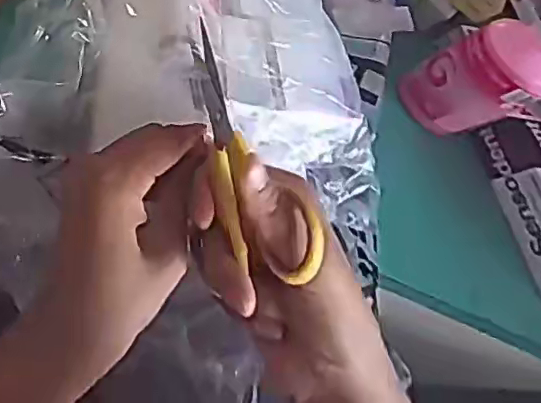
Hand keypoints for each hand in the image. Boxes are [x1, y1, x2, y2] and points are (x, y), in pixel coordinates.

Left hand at [30, 123, 214, 386]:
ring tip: (197, 184)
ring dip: (167, 157)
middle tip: (215, 172)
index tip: (228, 152)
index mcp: (113, 179)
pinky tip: (170, 189)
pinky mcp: (82, 180)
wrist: (65, 333)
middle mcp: (94, 162)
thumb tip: (204, 165)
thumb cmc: (118, 305)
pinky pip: (125, 159)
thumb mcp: (168, 253)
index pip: (166, 142)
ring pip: (139, 145)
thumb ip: (186, 199)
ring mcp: (83, 168)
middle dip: (184, 149)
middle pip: (151, 138)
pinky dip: (149, 166)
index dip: (198, 143)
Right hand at [196, 155, 405, 402]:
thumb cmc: (335, 314)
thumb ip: (271, 214)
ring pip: (210, 242)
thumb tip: (247, 160)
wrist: (336, 384)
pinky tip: (254, 316)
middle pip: (214, 206)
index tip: (204, 219)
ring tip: (254, 309)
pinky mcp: (237, 276)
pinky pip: (210, 271)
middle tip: (241, 284)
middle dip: (222, 250)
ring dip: (227, 278)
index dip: (210, 188)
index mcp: (285, 195)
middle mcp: (264, 212)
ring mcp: (250, 245)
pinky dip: (226, 294)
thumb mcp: (305, 263)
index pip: (233, 168)